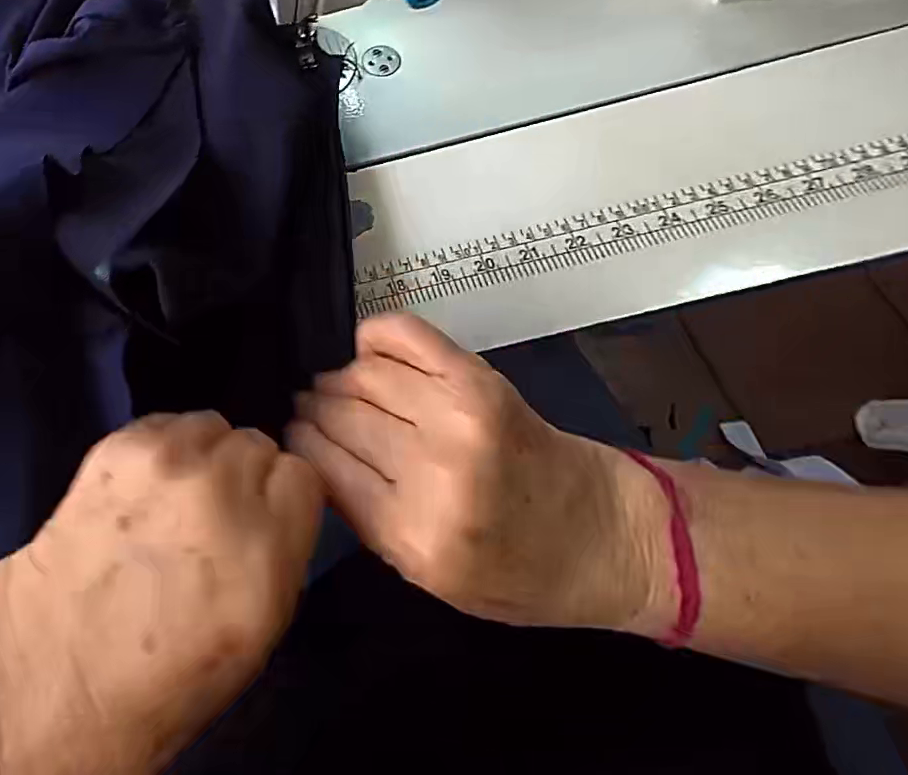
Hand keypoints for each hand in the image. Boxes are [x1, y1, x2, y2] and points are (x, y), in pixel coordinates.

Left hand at [0, 411, 323, 774]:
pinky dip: (163, 445)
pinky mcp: (116, 444)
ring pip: (211, 423)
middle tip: (215, 509)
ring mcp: (161, 461)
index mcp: (263, 549)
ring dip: (204, 453)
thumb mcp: (260, 624)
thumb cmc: (168, 670)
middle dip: (244, 474)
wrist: (58, 657)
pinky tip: (143, 483)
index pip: (302, 475)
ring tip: (177, 491)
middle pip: (256, 443)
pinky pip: (164, 422)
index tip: (264, 514)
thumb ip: (280, 545)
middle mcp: (216, 492)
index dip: (282, 496)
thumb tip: (278, 498)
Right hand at [285, 313, 669, 631]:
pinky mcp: (479, 380)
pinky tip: (368, 352)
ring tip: (345, 388)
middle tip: (314, 409)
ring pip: (359, 374)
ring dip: (341, 378)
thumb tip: (307, 446)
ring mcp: (458, 418)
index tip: (297, 433)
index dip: (299, 439)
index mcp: (411, 532)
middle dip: (314, 408)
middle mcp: (432, 471)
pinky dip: (373, 335)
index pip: (320, 459)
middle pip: (336, 413)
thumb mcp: (420, 573)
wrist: (609, 538)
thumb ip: (357, 514)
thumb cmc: (513, 570)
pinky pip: (400, 334)